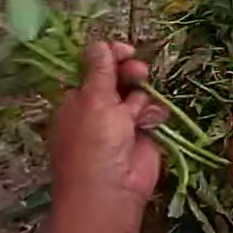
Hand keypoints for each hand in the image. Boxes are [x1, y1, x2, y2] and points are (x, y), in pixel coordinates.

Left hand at [50, 41, 164, 211]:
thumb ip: (100, 69)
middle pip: (119, 77)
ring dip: (142, 97)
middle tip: (138, 72)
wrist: (112, 189)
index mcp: (77, 98)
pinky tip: (151, 122)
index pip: (94, 67)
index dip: (109, 56)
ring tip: (139, 111)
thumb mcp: (93, 99)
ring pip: (140, 94)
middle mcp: (99, 107)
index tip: (124, 50)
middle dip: (130, 72)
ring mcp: (122, 122)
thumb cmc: (93, 142)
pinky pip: (154, 113)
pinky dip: (155, 114)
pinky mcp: (145, 134)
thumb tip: (99, 43)